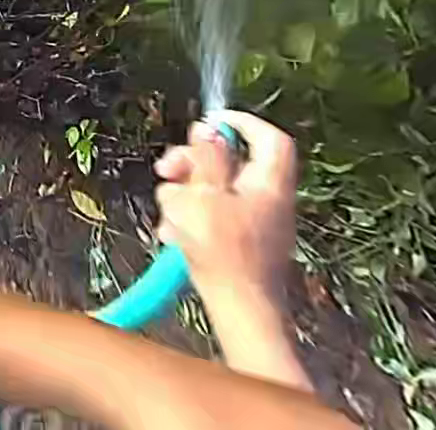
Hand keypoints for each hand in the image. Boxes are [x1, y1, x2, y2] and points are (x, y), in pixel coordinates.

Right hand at [155, 110, 311, 390]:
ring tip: (169, 216)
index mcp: (267, 184)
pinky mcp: (241, 243)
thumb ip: (207, 158)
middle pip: (229, 161)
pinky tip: (173, 235)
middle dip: (191, 161)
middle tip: (166, 169)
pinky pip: (211, 216)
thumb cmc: (223, 252)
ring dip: (183, 194)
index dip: (240, 121)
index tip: (209, 121)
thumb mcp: (205, 194)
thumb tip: (209, 129)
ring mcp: (255, 223)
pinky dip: (190, 218)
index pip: (268, 136)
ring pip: (212, 188)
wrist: (239, 315)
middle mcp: (266, 199)